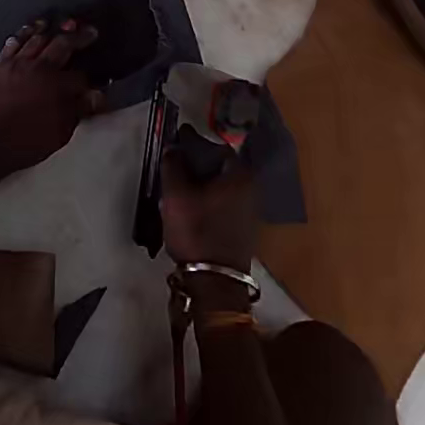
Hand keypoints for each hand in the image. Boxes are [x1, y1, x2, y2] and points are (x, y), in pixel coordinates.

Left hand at [0, 19, 102, 175]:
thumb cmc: (25, 142)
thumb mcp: (60, 133)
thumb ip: (78, 111)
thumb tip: (96, 96)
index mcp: (56, 85)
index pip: (79, 75)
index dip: (89, 78)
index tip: (93, 80)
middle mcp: (38, 68)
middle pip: (62, 44)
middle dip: (78, 37)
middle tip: (88, 31)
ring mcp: (16, 64)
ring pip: (36, 39)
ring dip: (49, 30)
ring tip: (57, 24)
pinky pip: (11, 45)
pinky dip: (22, 36)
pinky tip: (27, 32)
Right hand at [161, 145, 259, 272]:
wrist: (214, 282)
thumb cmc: (196, 232)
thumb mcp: (177, 196)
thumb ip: (173, 166)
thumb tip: (173, 147)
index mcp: (239, 174)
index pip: (216, 146)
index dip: (194, 142)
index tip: (176, 141)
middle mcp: (251, 187)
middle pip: (220, 166)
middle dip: (197, 162)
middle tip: (174, 163)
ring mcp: (249, 208)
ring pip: (221, 184)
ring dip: (201, 181)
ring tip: (178, 183)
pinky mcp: (243, 226)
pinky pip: (223, 200)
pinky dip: (207, 196)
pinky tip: (191, 203)